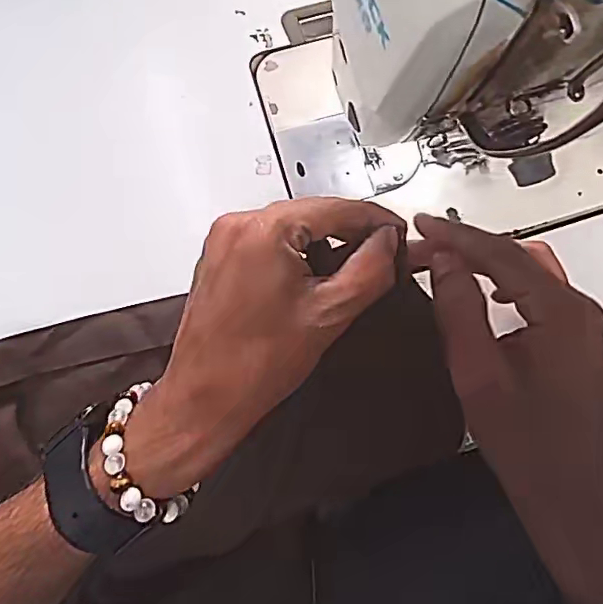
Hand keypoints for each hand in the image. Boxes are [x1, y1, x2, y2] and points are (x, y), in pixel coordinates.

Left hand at [114, 199, 404, 497]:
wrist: (205, 396)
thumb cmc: (251, 365)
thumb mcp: (330, 313)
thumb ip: (371, 268)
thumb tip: (387, 242)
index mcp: (264, 230)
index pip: (337, 207)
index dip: (376, 220)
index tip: (396, 234)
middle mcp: (238, 225)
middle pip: (313, 211)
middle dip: (351, 231)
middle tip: (383, 252)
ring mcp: (224, 238)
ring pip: (292, 224)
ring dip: (324, 241)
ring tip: (350, 269)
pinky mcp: (220, 255)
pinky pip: (269, 238)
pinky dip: (296, 250)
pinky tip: (313, 276)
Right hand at [408, 214, 602, 603]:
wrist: (566, 494)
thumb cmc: (522, 442)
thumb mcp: (478, 373)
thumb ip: (459, 309)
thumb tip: (443, 259)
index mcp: (561, 311)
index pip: (501, 254)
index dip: (456, 236)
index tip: (417, 224)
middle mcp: (579, 307)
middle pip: (517, 254)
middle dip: (467, 245)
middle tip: (421, 244)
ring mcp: (582, 321)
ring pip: (528, 268)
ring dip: (485, 258)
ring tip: (443, 257)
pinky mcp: (576, 336)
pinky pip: (536, 288)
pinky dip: (502, 278)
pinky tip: (479, 286)